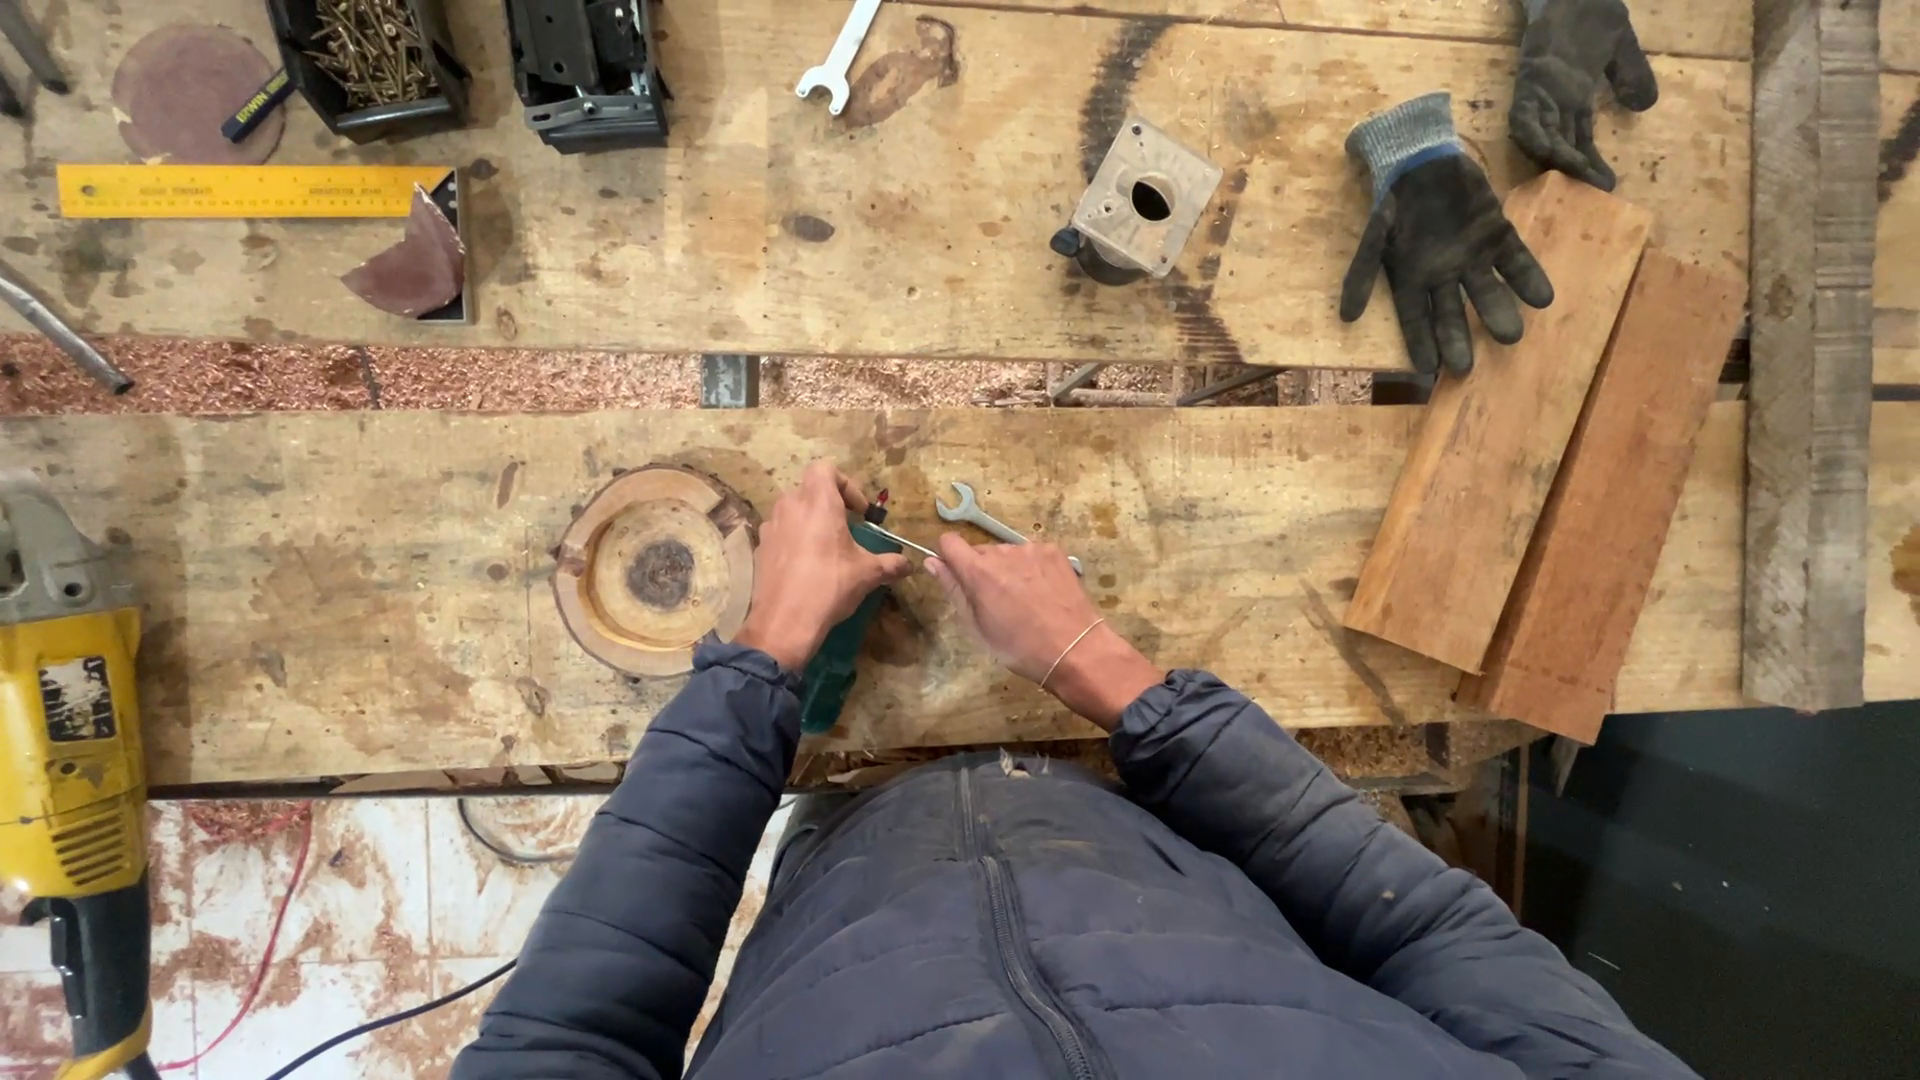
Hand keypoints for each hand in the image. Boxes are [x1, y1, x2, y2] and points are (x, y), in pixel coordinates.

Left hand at [732, 461, 910, 669]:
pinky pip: (780, 533)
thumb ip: (891, 564)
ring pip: (792, 510)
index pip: (825, 468)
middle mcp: (790, 506)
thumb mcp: (868, 574)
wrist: (784, 621)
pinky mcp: (760, 548)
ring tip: (826, 547)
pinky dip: (794, 539)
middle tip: (847, 527)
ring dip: (810, 520)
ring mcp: (771, 527)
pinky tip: (806, 566)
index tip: (859, 511)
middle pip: (809, 489)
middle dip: (829, 504)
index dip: (845, 483)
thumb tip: (909, 565)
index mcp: (818, 502)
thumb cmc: (830, 585)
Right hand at [927, 536, 1163, 730]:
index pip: (949, 542)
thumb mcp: (976, 627)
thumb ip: (953, 589)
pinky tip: (1043, 593)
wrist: (1074, 649)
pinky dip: (1031, 568)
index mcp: (978, 571)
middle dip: (982, 570)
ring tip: (1024, 600)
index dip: (949, 557)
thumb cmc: (1019, 647)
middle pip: (980, 551)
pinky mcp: (1054, 552)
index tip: (957, 576)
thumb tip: (933, 562)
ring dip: (1008, 569)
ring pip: (1007, 553)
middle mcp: (1002, 552)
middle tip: (997, 601)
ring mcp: (1031, 549)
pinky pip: (1031, 554)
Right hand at [1341, 95, 1554, 375]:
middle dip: (1458, 339)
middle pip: (1450, 315)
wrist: (1420, 163)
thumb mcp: (1372, 239)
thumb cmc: (1391, 204)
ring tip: (1511, 336)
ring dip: (1497, 313)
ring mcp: (1471, 257)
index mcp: (1409, 281)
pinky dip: (1528, 278)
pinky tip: (1542, 299)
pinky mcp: (1497, 234)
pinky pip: (1515, 260)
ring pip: (1485, 292)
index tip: (1429, 371)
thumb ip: (1362, 276)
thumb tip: (1347, 318)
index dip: (1421, 344)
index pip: (1414, 320)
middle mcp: (1441, 277)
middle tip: (1466, 369)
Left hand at [1510, 0, 1658, 191]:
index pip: (1580, 143)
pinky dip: (1533, 133)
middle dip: (1573, 171)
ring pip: (1541, 138)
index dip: (1590, 165)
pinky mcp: (1527, 83)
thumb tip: (1647, 106)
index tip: (1608, 187)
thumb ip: (1630, 76)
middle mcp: (1552, 106)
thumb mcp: (1620, 48)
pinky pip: (1525, 115)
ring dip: (1554, 157)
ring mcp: (1538, 96)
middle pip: (1560, 147)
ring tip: (1573, 174)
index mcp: (1574, 102)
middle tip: (1589, 192)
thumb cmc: (1591, 16)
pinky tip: (1544, 148)